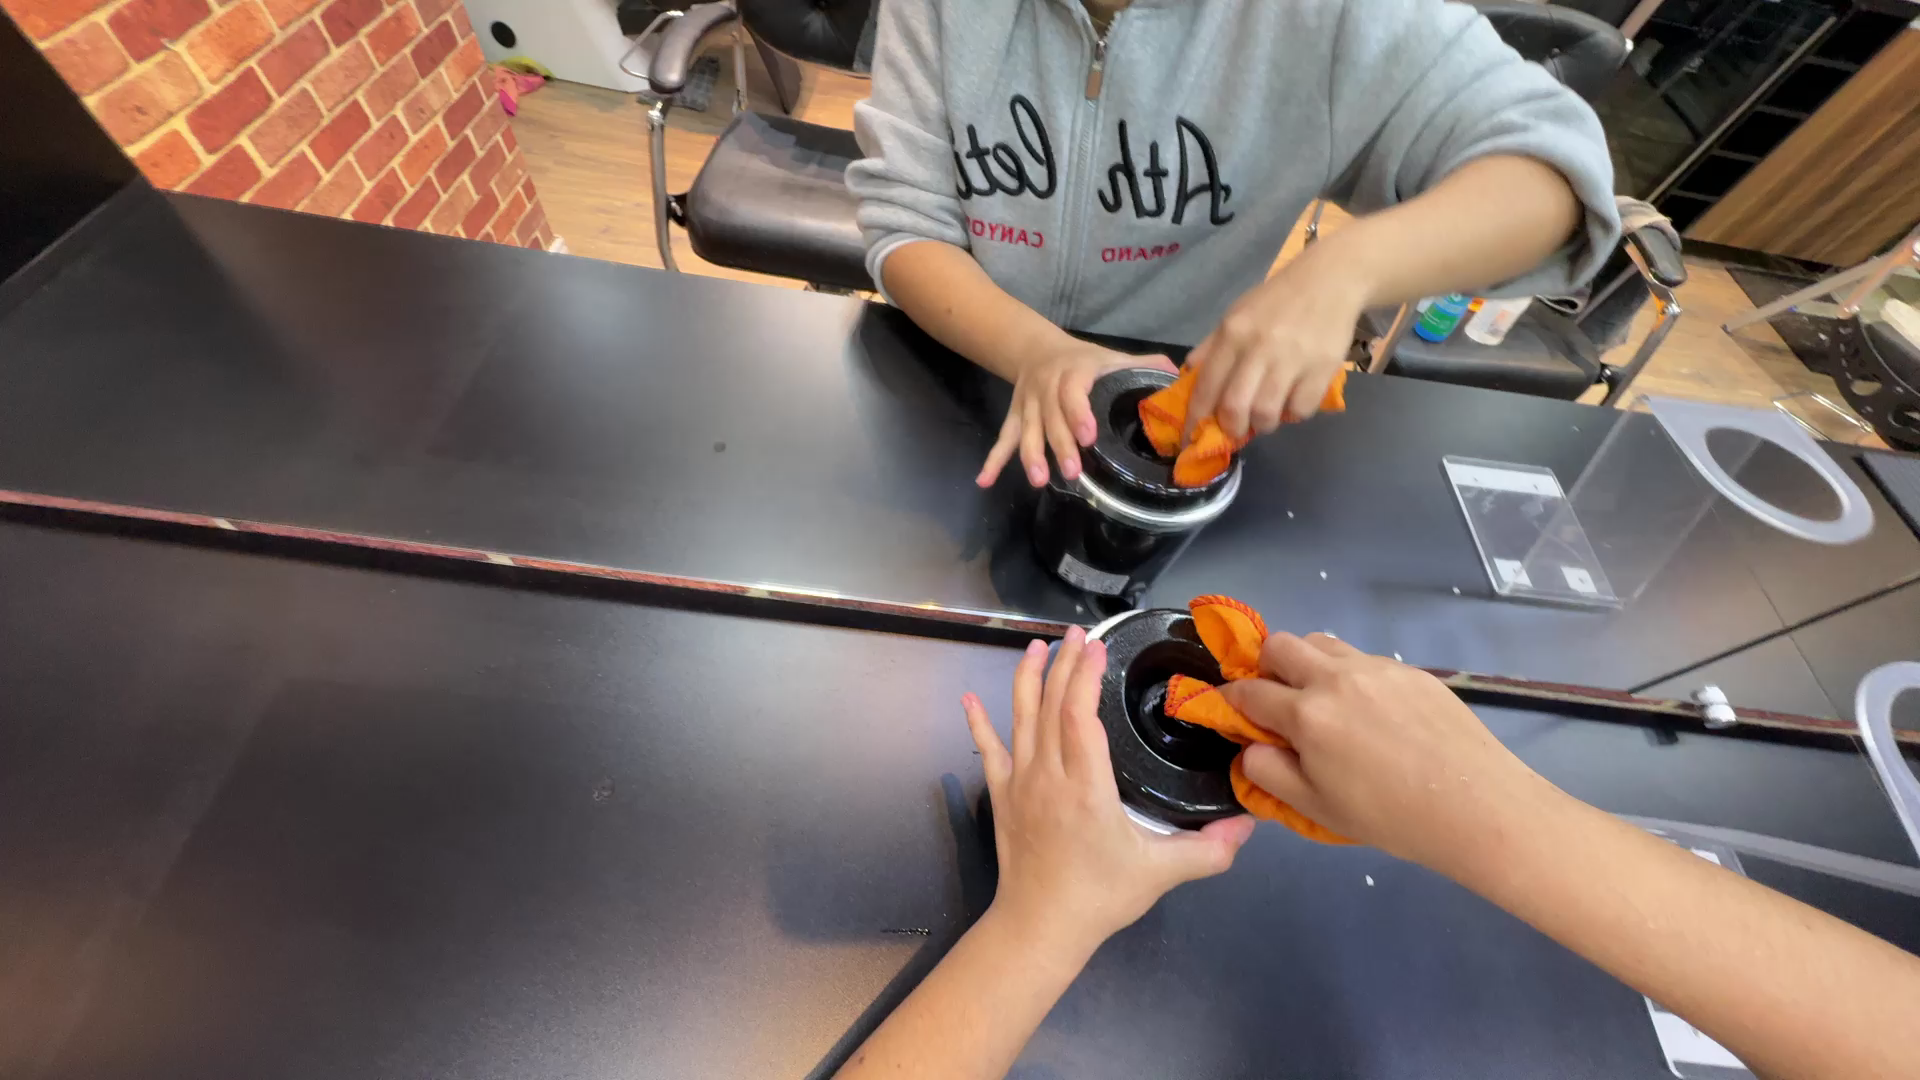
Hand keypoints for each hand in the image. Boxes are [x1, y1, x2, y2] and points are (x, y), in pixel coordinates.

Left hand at [963, 629, 1254, 952]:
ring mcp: (1019, 781)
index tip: (1096, 647)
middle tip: (1077, 633)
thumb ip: (1208, 850)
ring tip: (1037, 647)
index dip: (1085, 677)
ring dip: (1028, 678)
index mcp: (1086, 786)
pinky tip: (969, 698)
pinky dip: (978, 722)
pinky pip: (988, 750)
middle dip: (1064, 664)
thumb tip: (1249, 823)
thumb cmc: (1099, 896)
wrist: (1040, 927)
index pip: (1079, 716)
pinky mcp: (1001, 793)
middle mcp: (1048, 774)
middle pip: (1051, 706)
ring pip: (1021, 718)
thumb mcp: (1159, 874)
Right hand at [978, 341, 1176, 487]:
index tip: (1088, 436)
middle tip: (1073, 472)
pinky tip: (984, 481)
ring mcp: (1027, 406)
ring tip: (1039, 480)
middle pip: (1049, 419)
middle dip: (1059, 446)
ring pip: (1027, 432)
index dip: (1077, 413)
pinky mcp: (1015, 419)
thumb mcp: (1110, 357)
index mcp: (1072, 373)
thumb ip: (1142, 366)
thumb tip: (1178, 375)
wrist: (1036, 350)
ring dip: (1030, 457)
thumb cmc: (1082, 360)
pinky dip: (993, 460)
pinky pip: (1003, 440)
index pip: (1072, 392)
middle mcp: (1045, 389)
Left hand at [1184, 252, 1370, 441]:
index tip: (1190, 438)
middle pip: (1235, 407)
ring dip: (1262, 425)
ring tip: (1265, 415)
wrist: (1331, 278)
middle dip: (1230, 428)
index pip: (1206, 387)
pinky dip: (1294, 414)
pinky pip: (1301, 408)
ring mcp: (1293, 358)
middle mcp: (1259, 347)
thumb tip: (1188, 377)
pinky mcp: (1323, 367)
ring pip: (1266, 413)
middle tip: (1235, 429)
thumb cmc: (1276, 301)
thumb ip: (1211, 347)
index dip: (1195, 419)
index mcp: (1233, 334)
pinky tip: (1292, 401)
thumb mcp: (1236, 315)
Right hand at [1218, 633, 1563, 875]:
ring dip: (1306, 662)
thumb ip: (1267, 772)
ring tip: (1324, 698)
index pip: (1248, 691)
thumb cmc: (1392, 818)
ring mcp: (1375, 669)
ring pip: (1320, 641)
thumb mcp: (1316, 807)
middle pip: (1278, 645)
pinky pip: (1362, 658)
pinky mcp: (1410, 671)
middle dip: (1265, 666)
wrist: (1482, 812)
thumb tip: (1250, 745)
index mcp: (1306, 714)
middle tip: (1278, 698)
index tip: (1230, 709)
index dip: (1230, 699)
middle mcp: (1335, 679)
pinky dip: (1350, 675)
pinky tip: (1373, 712)